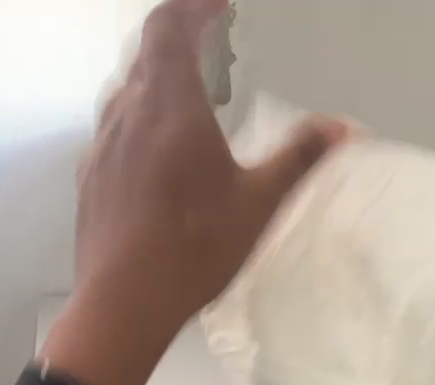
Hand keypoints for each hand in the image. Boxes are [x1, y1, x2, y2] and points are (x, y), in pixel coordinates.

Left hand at [42, 0, 346, 384]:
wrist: (122, 305)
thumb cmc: (194, 249)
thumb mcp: (258, 204)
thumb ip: (300, 158)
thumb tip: (347, 129)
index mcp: (169, 105)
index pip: (169, 26)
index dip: (193, 7)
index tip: (218, 7)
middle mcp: (126, 116)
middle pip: (145, 58)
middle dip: (177, 45)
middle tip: (210, 60)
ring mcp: (99, 151)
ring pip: (123, 98)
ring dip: (153, 90)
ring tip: (183, 111)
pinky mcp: (87, 185)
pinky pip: (110, 138)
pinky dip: (135, 130)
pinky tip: (152, 165)